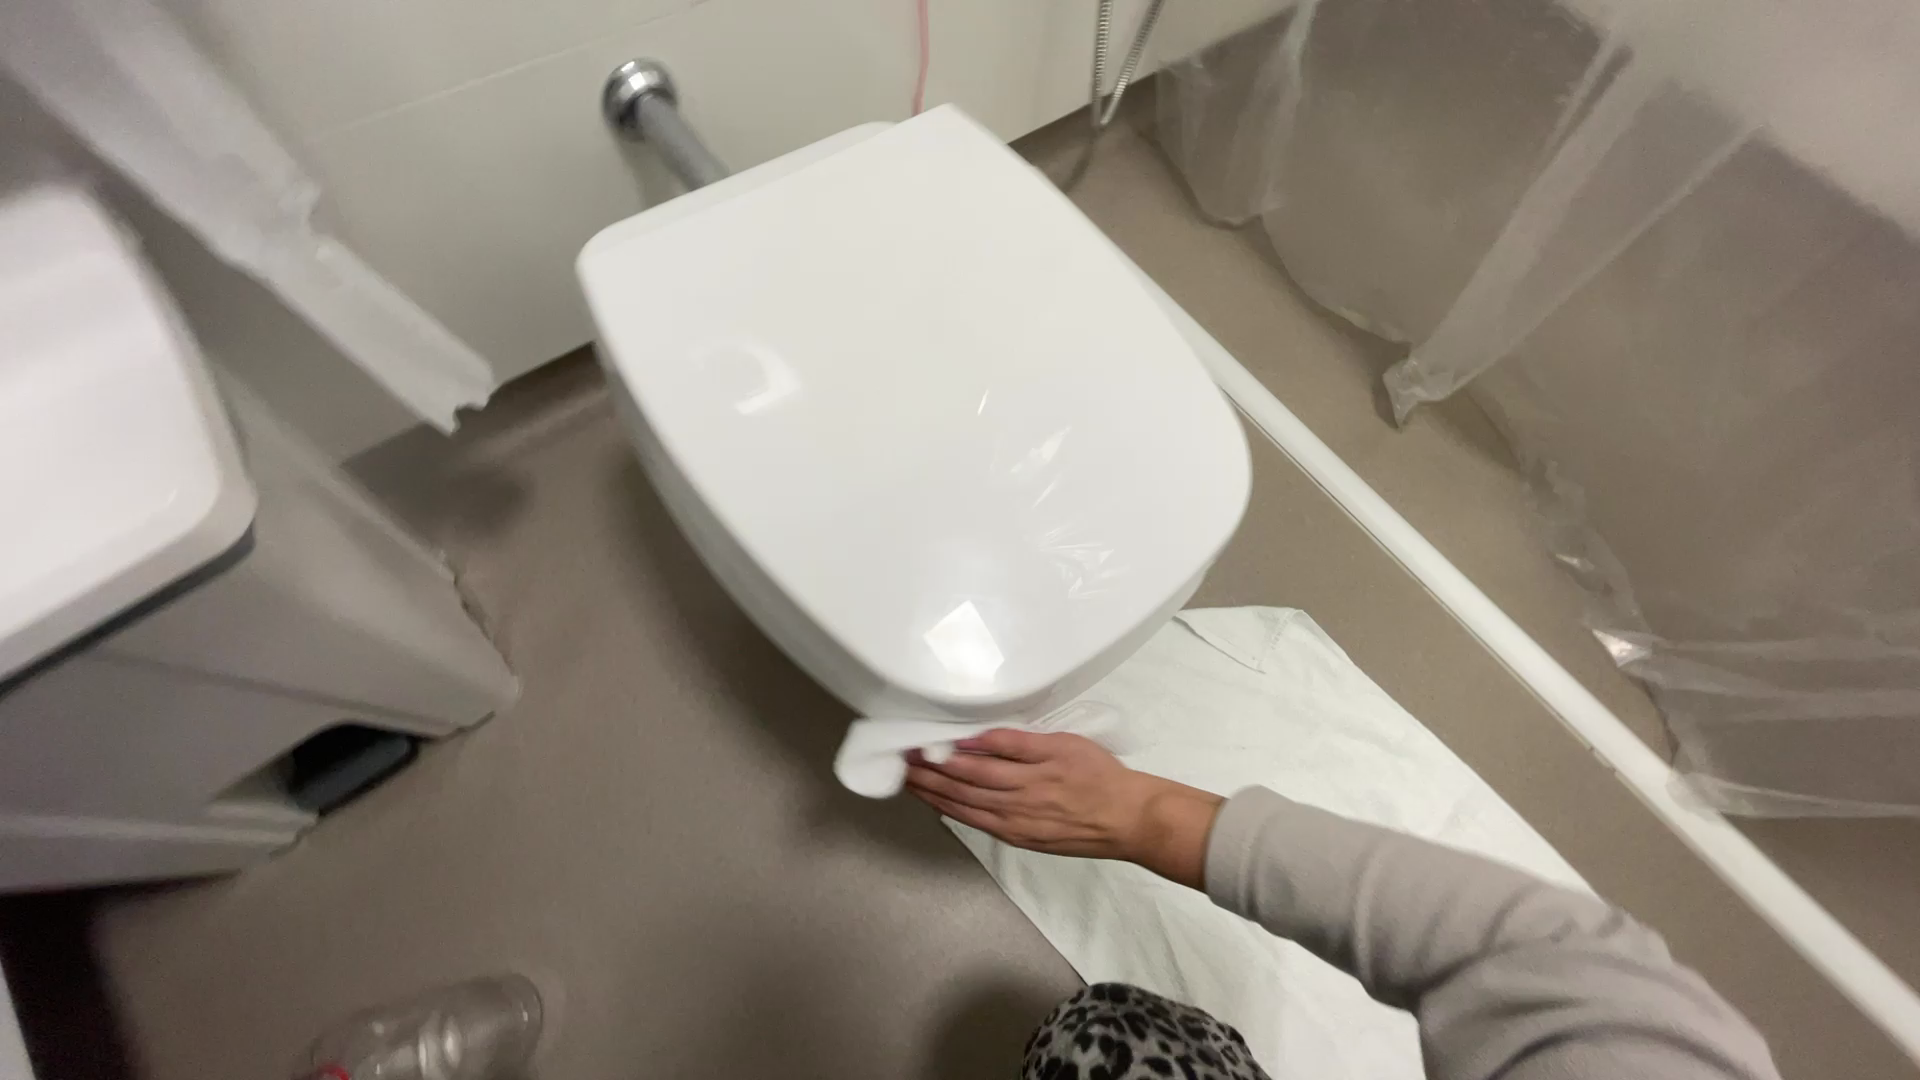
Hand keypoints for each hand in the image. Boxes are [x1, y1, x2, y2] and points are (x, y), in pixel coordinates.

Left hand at [905, 729, 1223, 889]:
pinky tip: (940, 806)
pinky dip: (956, 814)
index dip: (939, 755)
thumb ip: (1018, 742)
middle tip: (900, 761)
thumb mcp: (1062, 744)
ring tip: (910, 782)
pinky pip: (980, 825)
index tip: (915, 744)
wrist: (1128, 820)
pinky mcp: (1021, 840)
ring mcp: (1016, 825)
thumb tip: (977, 737)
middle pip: (961, 787)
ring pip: (965, 808)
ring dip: (934, 795)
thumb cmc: (1098, 774)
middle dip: (928, 774)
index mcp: (1025, 774)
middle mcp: (1014, 802)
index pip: (970, 763)